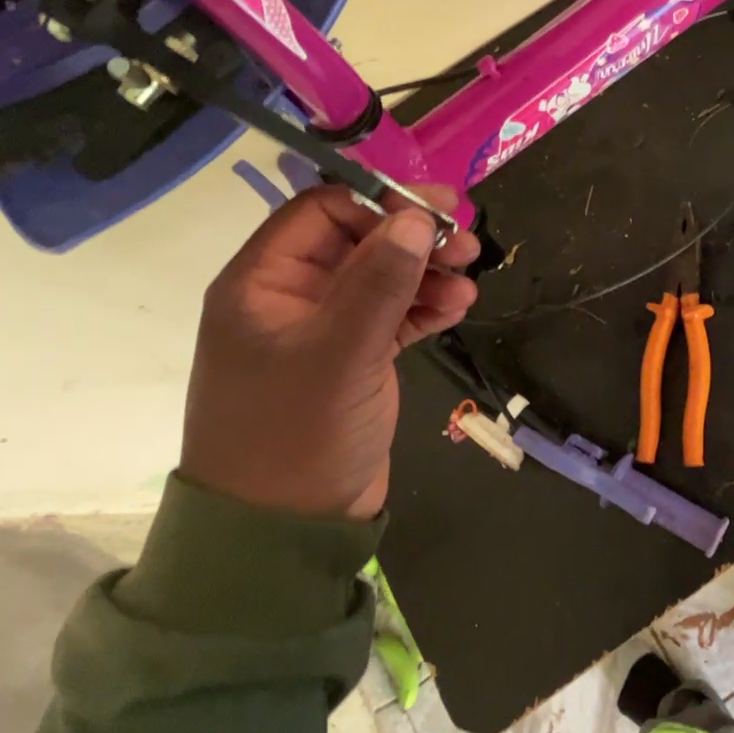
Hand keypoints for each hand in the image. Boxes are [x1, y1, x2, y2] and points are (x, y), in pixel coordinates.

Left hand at [181, 185, 481, 519]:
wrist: (286, 528)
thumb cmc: (296, 434)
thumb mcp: (339, 353)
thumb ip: (378, 282)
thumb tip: (416, 218)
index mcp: (263, 283)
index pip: (322, 213)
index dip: (380, 203)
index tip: (438, 210)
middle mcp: (292, 297)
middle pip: (360, 242)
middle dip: (414, 238)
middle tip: (468, 243)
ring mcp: (326, 330)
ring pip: (383, 278)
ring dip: (428, 274)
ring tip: (470, 282)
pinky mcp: (356, 360)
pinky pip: (395, 316)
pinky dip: (426, 307)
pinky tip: (458, 307)